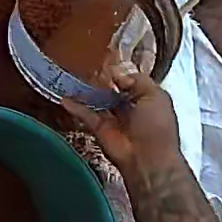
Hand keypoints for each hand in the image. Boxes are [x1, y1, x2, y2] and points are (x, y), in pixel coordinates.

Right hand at [61, 62, 182, 181]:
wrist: (147, 158)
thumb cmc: (156, 125)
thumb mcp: (155, 95)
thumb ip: (137, 81)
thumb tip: (117, 73)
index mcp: (146, 100)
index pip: (131, 83)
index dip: (119, 74)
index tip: (105, 62)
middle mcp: (129, 109)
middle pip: (112, 92)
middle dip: (100, 81)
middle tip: (86, 67)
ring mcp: (113, 119)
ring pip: (98, 102)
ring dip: (86, 92)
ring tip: (72, 77)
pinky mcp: (99, 129)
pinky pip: (86, 115)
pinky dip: (75, 107)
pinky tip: (64, 98)